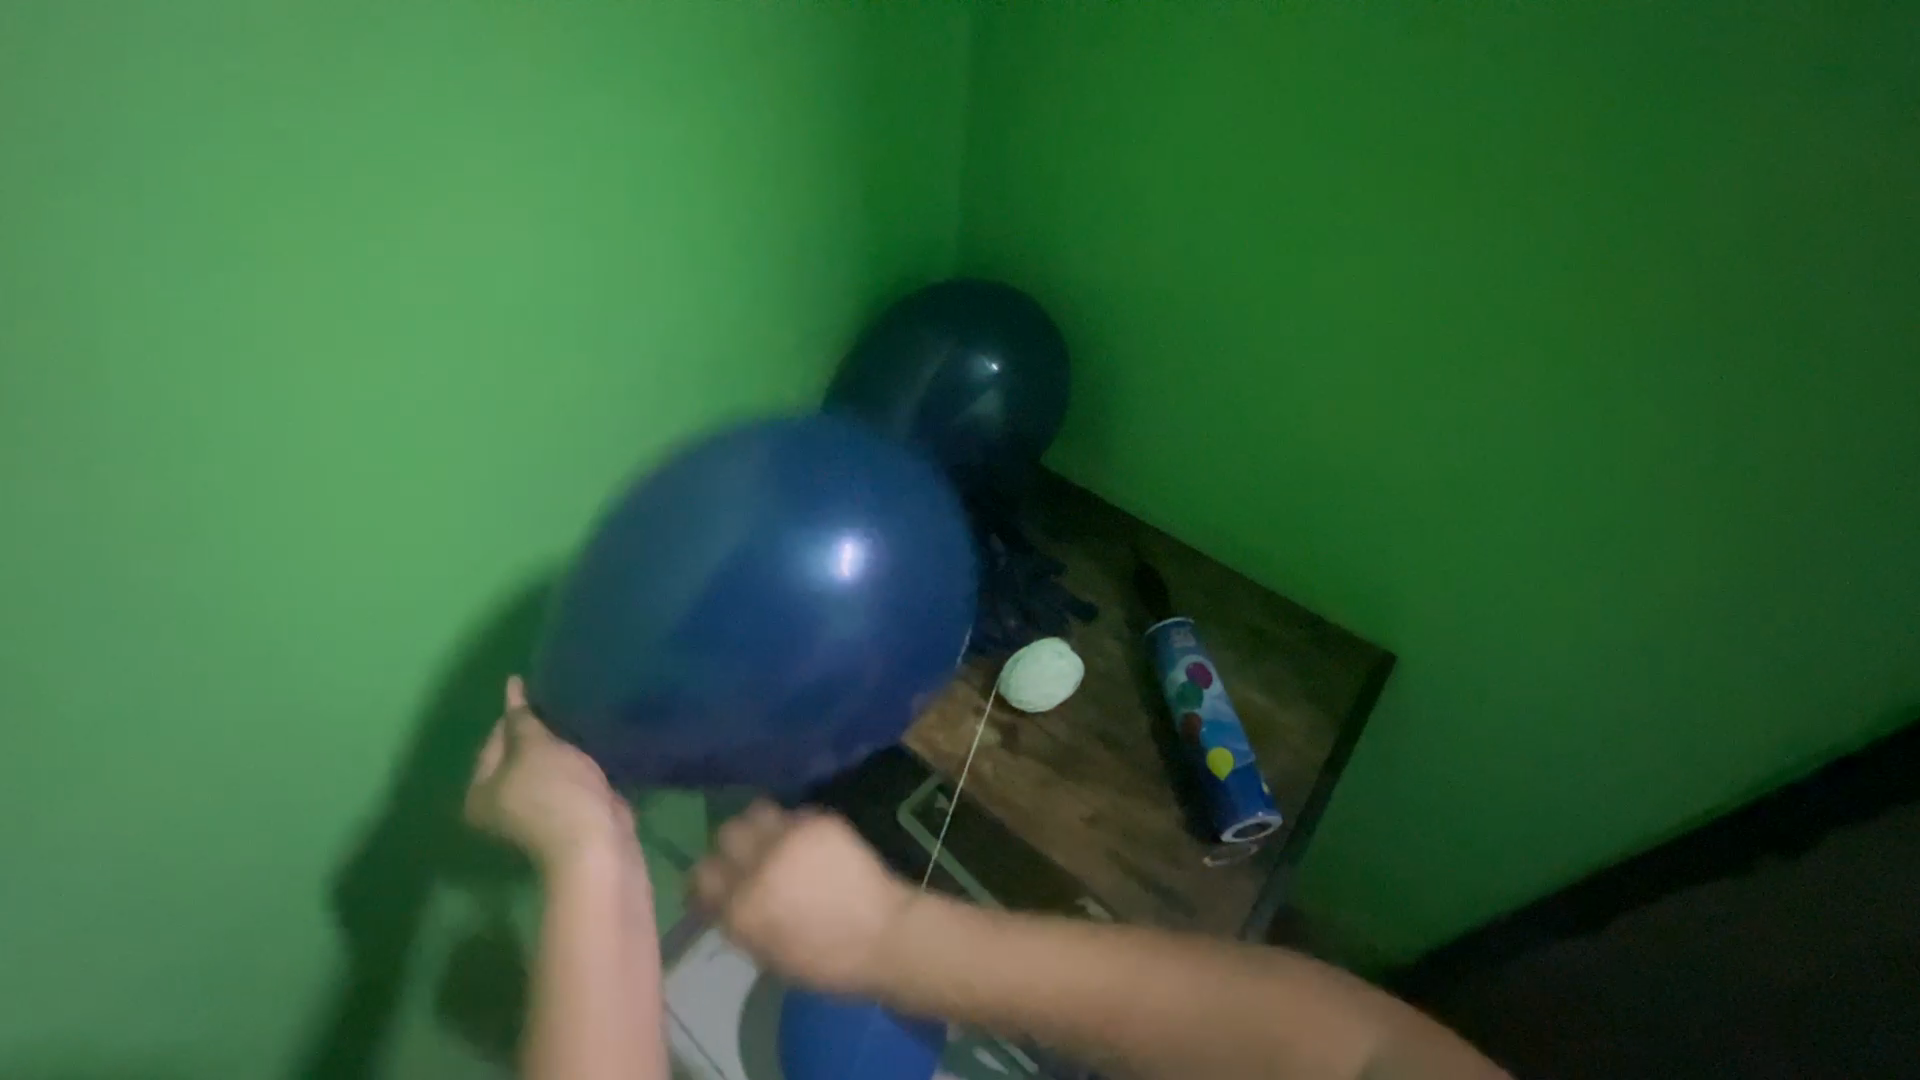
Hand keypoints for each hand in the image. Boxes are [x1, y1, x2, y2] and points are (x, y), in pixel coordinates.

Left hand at [465, 676, 636, 875]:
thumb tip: (512, 685)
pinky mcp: (567, 812)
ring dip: (564, 744)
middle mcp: (500, 803)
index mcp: (480, 790)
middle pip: (520, 752)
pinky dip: (580, 761)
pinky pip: (570, 777)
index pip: (495, 738)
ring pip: (548, 765)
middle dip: (543, 728)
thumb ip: (523, 717)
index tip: (545, 685)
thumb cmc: (555, 792)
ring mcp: (535, 810)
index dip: (519, 711)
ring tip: (583, 713)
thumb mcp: (535, 747)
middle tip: (567, 697)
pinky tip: (596, 740)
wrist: (596, 841)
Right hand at [692, 801, 915, 995]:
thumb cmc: (826, 961)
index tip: (718, 884)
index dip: (708, 880)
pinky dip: (796, 828)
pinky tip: (811, 844)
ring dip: (761, 827)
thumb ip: (740, 920)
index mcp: (741, 909)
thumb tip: (725, 897)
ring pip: (755, 812)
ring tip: (776, 840)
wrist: (883, 933)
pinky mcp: (819, 821)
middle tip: (749, 857)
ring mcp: (790, 838)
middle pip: (725, 834)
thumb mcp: (767, 955)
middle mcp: (758, 866)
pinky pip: (794, 814)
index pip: (701, 876)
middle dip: (732, 846)